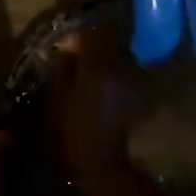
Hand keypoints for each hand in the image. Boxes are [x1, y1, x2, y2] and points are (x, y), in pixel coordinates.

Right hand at [51, 30, 136, 195]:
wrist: (101, 161)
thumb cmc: (73, 131)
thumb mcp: (58, 97)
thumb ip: (64, 67)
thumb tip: (68, 49)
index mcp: (97, 66)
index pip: (91, 34)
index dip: (77, 37)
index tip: (64, 49)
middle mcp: (119, 66)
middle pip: (107, 42)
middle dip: (91, 46)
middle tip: (75, 59)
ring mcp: (132, 79)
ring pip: (117, 55)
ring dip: (103, 59)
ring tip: (87, 74)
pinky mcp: (137, 92)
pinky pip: (123, 72)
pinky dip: (112, 74)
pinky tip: (101, 88)